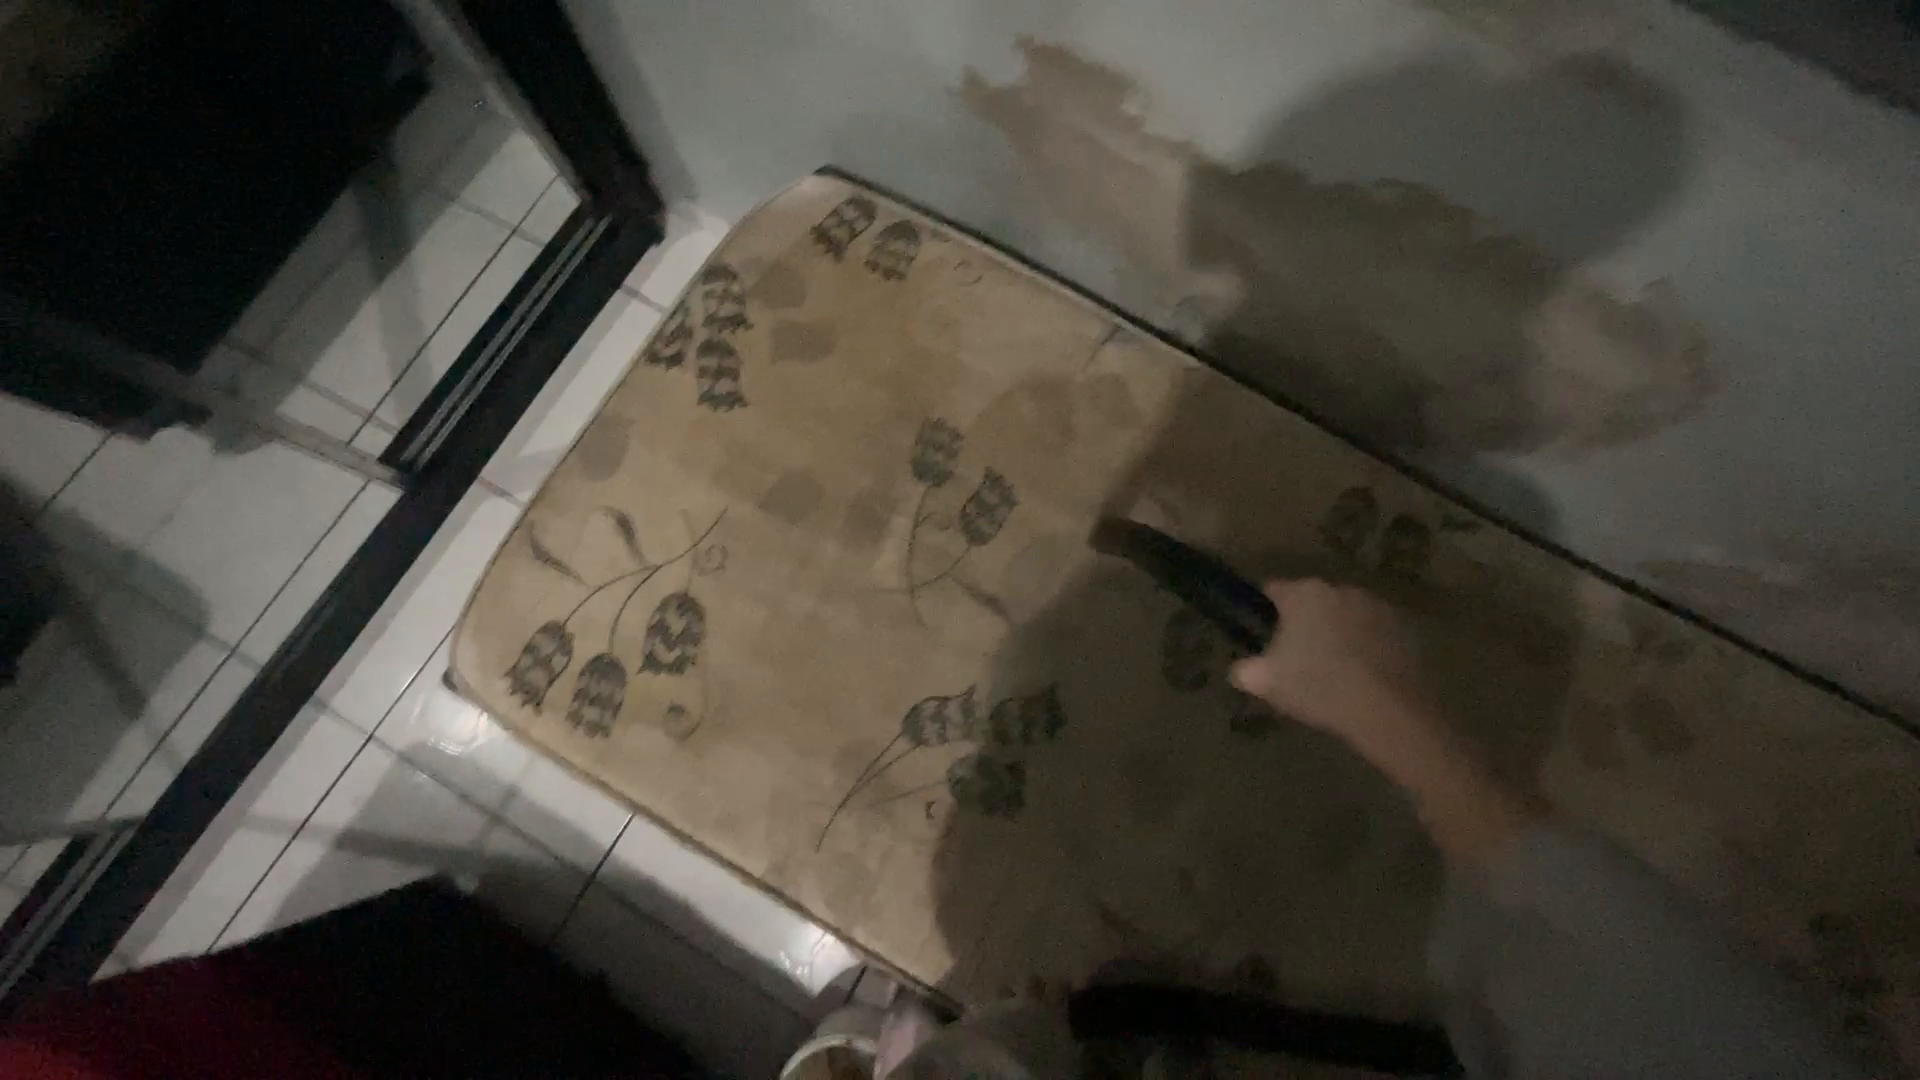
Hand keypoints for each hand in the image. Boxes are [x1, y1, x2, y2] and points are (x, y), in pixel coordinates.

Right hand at [1227, 579, 1437, 753]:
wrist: (1390, 711)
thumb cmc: (1318, 687)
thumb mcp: (1265, 682)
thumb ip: (1243, 669)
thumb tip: (1238, 668)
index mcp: (1303, 594)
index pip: (1272, 589)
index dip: (1262, 608)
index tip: (1260, 630)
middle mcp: (1340, 590)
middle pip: (1311, 600)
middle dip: (1302, 621)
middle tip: (1295, 655)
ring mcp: (1377, 606)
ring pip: (1345, 614)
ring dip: (1337, 631)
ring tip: (1333, 667)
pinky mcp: (1406, 628)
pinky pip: (1374, 631)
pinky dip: (1366, 645)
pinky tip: (1363, 674)